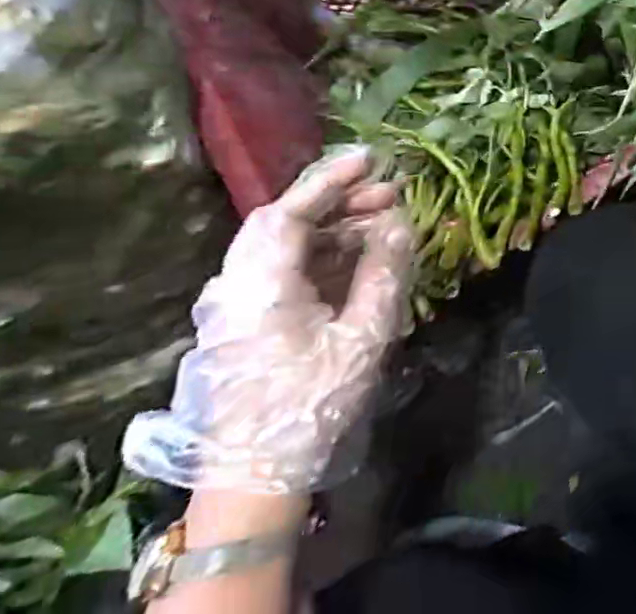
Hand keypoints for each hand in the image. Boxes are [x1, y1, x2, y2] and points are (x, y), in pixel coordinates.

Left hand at [123, 148, 413, 494]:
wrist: (256, 477)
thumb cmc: (312, 403)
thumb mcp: (364, 336)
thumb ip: (383, 272)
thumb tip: (399, 223)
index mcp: (258, 288)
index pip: (289, 214)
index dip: (330, 181)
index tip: (371, 158)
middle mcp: (236, 288)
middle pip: (284, 225)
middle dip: (338, 202)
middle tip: (390, 192)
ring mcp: (237, 306)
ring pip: (285, 247)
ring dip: (334, 228)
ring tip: (384, 221)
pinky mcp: (246, 323)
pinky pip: (285, 271)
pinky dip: (323, 254)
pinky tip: (360, 257)